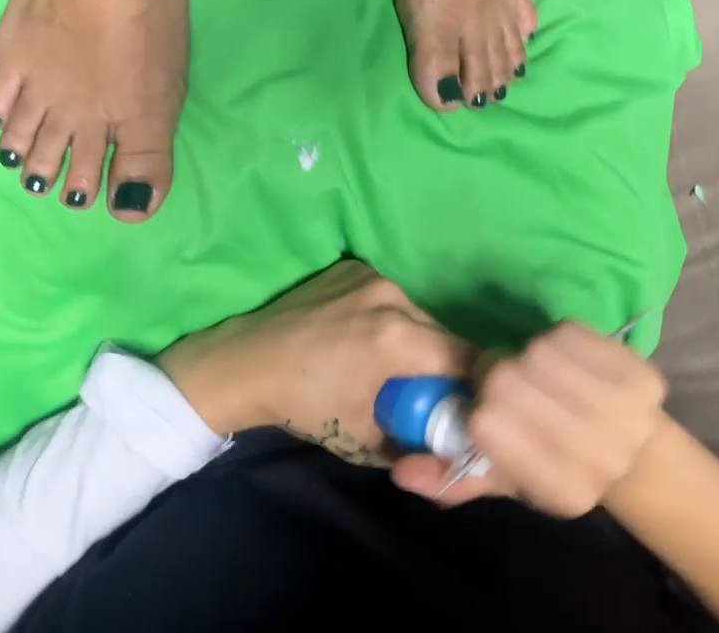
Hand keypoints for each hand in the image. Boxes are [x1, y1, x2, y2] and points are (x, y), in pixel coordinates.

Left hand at [158, 260, 471, 465]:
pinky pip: (387, 297)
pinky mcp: (351, 268)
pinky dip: (385, 318)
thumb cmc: (305, 405)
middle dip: (440, 364)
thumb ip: (415, 445)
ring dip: (413, 338)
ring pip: (415, 314)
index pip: (465, 358)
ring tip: (386, 363)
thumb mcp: (365, 440)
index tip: (463, 404)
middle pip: (441, 333)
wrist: (247, 363)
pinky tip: (361, 337)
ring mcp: (369, 277)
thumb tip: (450, 450)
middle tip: (424, 391)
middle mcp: (390, 296)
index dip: (472, 384)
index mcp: (397, 337)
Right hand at [392, 320, 666, 516]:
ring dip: (524, 354)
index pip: (489, 426)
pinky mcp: (640, 374)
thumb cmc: (555, 465)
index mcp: (564, 491)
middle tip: (501, 379)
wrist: (635, 454)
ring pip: (538, 353)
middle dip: (496, 374)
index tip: (484, 409)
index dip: (477, 407)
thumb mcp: (505, 481)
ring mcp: (627, 414)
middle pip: (510, 382)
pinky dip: (554, 337)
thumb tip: (401, 472)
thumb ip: (452, 477)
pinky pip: (570, 333)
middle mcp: (600, 457)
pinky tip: (558, 355)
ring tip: (530, 368)